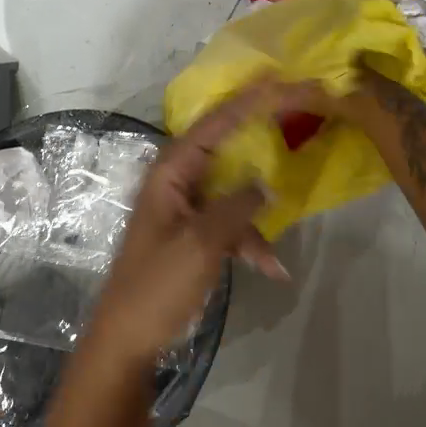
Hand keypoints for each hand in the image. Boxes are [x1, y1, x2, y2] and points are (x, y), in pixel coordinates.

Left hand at [87, 78, 307, 359]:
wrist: (125, 346)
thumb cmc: (155, 287)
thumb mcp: (201, 244)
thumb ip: (237, 206)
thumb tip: (266, 184)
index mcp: (171, 172)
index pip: (216, 122)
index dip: (250, 100)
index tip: (282, 80)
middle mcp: (179, 181)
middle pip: (229, 147)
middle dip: (263, 139)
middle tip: (301, 113)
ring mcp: (188, 208)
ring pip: (236, 191)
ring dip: (258, 217)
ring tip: (280, 241)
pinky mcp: (195, 234)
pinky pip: (231, 225)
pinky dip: (250, 243)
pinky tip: (271, 269)